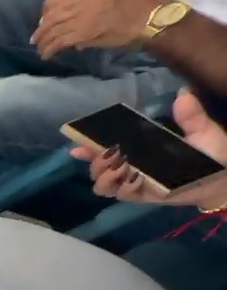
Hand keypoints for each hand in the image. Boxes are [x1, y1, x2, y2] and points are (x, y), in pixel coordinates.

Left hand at [33, 0, 165, 57]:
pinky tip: (47, 55)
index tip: (42, 22)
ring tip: (40, 49)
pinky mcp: (84, 33)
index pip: (65, 1)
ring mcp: (86, 18)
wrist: (155, 21)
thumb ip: (95, 6)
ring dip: (43, 43)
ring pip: (53, 31)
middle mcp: (90, 2)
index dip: (49, 14)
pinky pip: (58, 43)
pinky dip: (49, 50)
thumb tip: (75, 21)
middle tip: (35, 39)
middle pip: (55, 17)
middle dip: (41, 30)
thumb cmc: (141, 11)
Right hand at [71, 90, 226, 209]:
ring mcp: (129, 183)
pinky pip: (119, 194)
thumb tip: (182, 93)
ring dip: (106, 177)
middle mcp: (128, 167)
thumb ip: (190, 115)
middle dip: (97, 163)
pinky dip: (125, 187)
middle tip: (112, 156)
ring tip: (124, 169)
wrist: (222, 178)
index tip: (77, 148)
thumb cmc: (212, 154)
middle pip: (96, 169)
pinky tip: (137, 180)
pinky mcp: (136, 195)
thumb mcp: (202, 130)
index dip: (87, 150)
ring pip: (100, 184)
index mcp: (138, 150)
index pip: (105, 150)